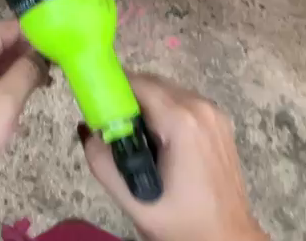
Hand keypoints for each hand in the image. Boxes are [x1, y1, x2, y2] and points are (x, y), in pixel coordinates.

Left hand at [0, 20, 49, 191]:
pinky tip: (19, 95)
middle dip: (28, 52)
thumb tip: (40, 56)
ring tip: (45, 83)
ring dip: (17, 68)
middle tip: (57, 70)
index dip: (35, 35)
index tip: (60, 47)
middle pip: (0, 42)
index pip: (9, 27)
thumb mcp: (6, 100)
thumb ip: (26, 72)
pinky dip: (3, 80)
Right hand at [81, 73, 267, 240]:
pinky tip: (160, 139)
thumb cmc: (183, 222)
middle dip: (126, 98)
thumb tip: (86, 128)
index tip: (98, 109)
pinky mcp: (218, 119)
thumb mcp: (132, 199)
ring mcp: (213, 111)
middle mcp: (199, 107)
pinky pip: (180, 100)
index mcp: (181, 121)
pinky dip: (164, 110)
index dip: (111, 90)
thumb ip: (101, 160)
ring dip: (145, 103)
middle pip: (149, 82)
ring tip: (137, 137)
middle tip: (114, 126)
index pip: (134, 82)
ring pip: (164, 89)